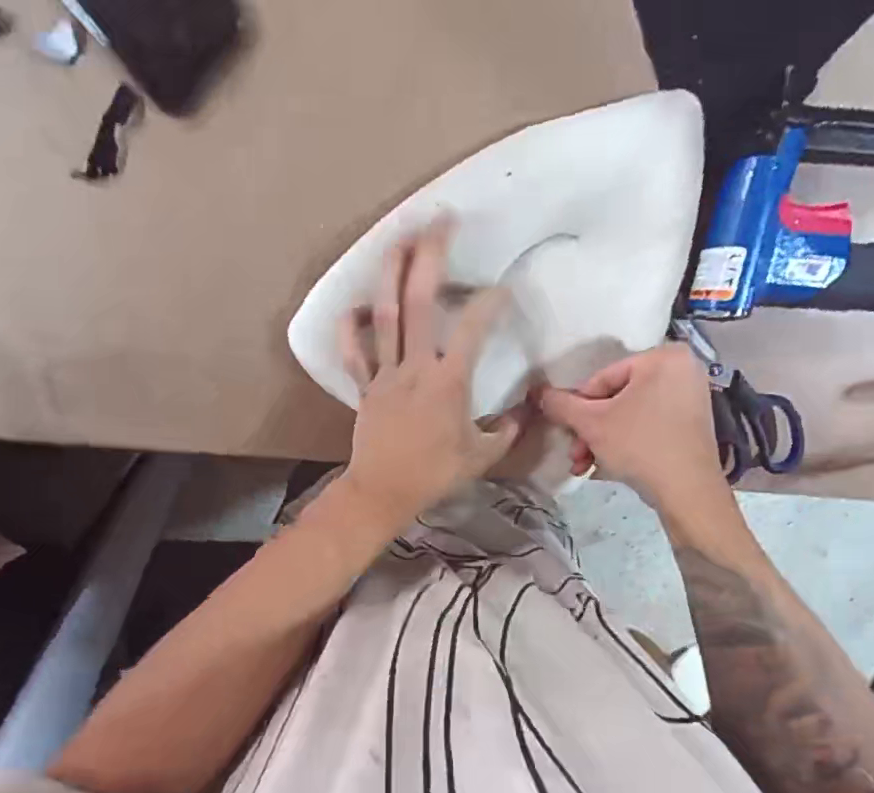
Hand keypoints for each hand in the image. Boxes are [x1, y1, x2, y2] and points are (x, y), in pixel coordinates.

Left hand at [334, 216, 523, 524]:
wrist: (382, 492)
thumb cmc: (434, 475)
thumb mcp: (480, 457)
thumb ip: (505, 431)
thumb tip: (523, 414)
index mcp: (448, 382)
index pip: (474, 328)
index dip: (490, 302)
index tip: (502, 290)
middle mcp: (415, 368)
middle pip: (421, 303)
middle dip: (430, 257)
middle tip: (440, 220)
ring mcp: (385, 375)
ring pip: (385, 316)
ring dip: (391, 275)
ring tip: (398, 240)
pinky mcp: (364, 388)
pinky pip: (354, 354)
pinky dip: (350, 330)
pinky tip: (351, 307)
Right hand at [534, 343, 727, 513]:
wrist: (687, 490)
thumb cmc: (639, 445)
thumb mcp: (591, 423)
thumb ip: (561, 405)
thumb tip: (539, 393)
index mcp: (662, 357)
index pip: (601, 378)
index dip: (578, 407)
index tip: (568, 432)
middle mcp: (682, 369)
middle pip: (615, 397)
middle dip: (589, 429)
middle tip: (575, 454)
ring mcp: (691, 396)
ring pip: (628, 414)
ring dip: (600, 440)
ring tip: (584, 464)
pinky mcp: (692, 421)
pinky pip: (647, 423)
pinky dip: (625, 442)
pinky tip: (605, 465)